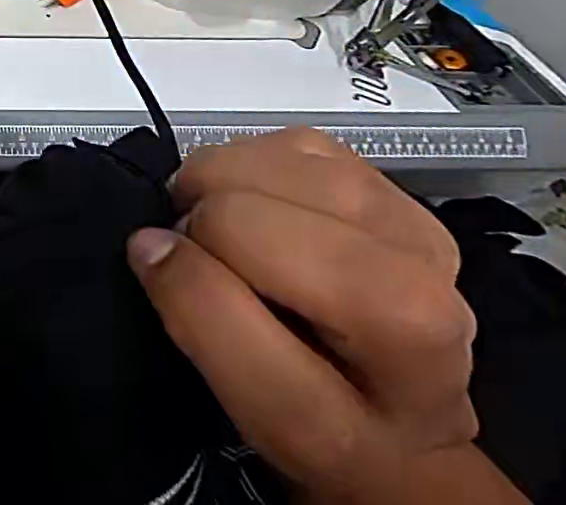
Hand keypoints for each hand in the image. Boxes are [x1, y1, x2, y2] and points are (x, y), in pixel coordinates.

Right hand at [126, 128, 525, 504]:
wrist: (394, 419)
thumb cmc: (336, 425)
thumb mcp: (269, 410)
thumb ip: (204, 323)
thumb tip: (151, 242)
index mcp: (401, 312)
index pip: (238, 229)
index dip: (194, 257)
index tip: (198, 294)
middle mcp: (413, 243)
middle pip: (252, 180)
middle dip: (201, 216)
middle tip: (207, 263)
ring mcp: (392, 199)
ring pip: (264, 152)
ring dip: (218, 185)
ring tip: (225, 234)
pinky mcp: (372, 176)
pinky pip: (281, 141)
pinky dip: (244, 166)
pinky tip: (254, 210)